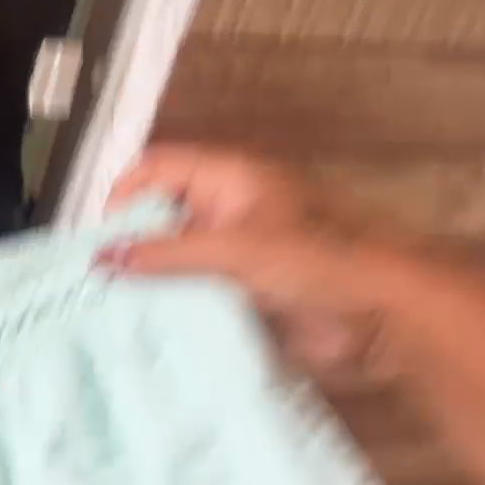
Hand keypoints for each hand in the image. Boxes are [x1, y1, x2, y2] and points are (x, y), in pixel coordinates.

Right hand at [102, 145, 435, 379]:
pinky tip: (141, 312)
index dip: (127, 189)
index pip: (158, 166)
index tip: (105, 230)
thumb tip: (103, 258)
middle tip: (99, 267)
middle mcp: (222, 207)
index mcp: (227, 178)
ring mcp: (229, 248)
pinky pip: (187, 284)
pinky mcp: (235, 286)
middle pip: (157, 209)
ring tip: (110, 294)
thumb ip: (165, 254)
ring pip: (169, 250)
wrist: (384, 318)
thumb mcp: (235, 250)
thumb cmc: (316, 262)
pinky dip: (166, 295)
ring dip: (146, 270)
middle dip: (128, 234)